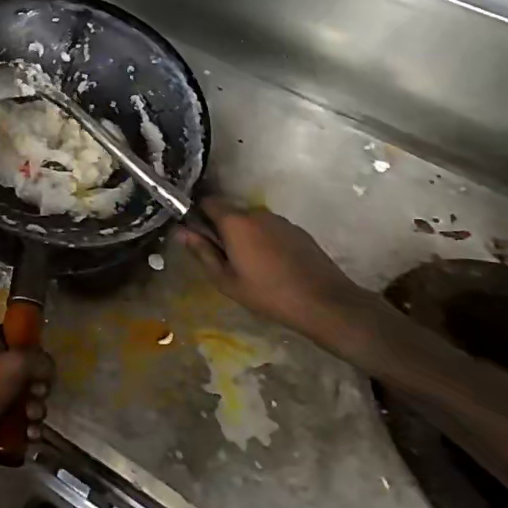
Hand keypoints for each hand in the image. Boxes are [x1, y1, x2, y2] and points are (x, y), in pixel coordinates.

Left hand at [0, 325, 53, 466]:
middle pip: (28, 371)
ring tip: (30, 418)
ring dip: (35, 410)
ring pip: (27, 398)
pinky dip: (29, 428)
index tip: (42, 363)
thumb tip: (48, 366)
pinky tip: (29, 435)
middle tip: (36, 393)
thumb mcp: (14, 364)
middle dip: (38, 387)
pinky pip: (22, 421)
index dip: (32, 348)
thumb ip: (38, 359)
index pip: (16, 334)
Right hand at [175, 197, 372, 338]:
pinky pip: (271, 229)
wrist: (327, 305)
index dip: (198, 215)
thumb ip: (201, 251)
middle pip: (230, 211)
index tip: (198, 235)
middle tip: (223, 256)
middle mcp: (257, 214)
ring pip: (251, 221)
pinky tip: (271, 265)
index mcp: (235, 222)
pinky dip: (264, 240)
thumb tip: (180, 231)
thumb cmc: (268, 293)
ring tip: (249, 263)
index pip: (207, 202)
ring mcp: (281, 221)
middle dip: (221, 227)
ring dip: (244, 234)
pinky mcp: (299, 232)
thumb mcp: (225, 279)